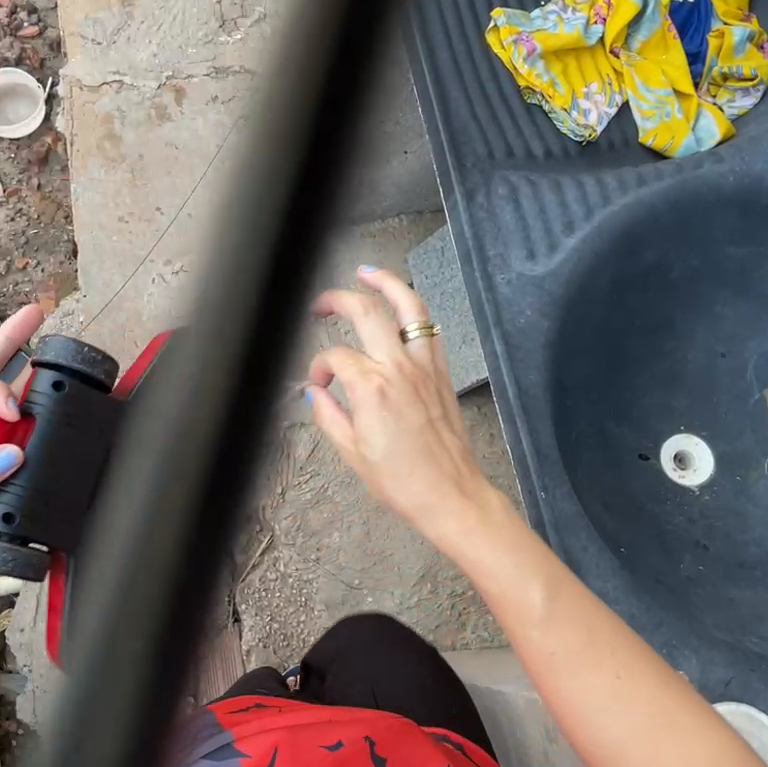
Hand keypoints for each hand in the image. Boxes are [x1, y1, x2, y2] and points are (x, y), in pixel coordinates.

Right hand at [307, 267, 507, 545]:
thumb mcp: (352, 453)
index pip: (335, 357)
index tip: (318, 382)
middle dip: (339, 299)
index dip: (319, 366)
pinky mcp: (442, 372)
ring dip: (387, 283)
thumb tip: (317, 392)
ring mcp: (425, 366)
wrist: (450, 493)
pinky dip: (414, 312)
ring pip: (409, 307)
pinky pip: (428, 329)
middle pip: (367, 312)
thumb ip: (329, 415)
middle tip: (322, 303)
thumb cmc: (401, 480)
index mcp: (371, 388)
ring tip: (367, 273)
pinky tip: (402, 309)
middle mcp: (399, 367)